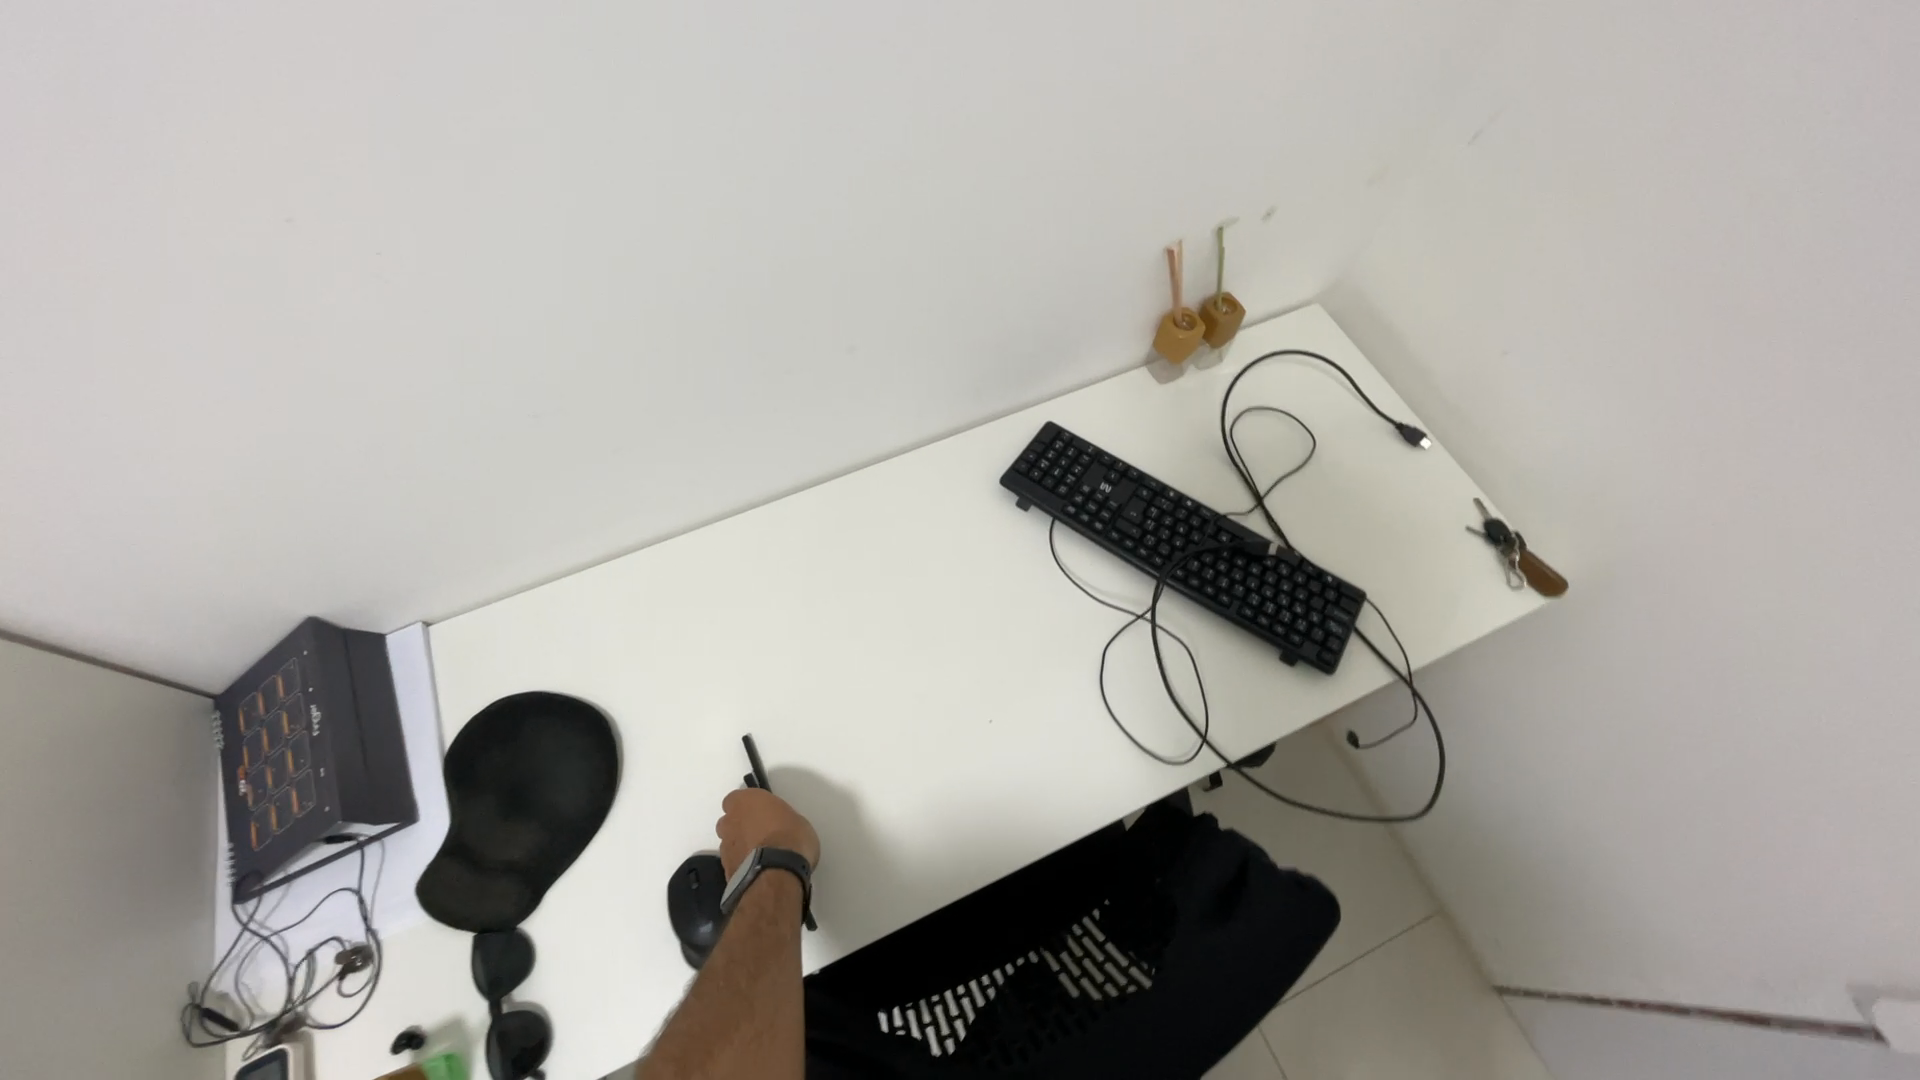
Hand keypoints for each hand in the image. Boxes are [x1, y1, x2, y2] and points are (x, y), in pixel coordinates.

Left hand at [715, 788, 820, 877]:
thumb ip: (780, 819)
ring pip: (729, 841)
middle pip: (730, 820)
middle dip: (741, 825)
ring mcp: (725, 846)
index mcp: (747, 801)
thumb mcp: (797, 820)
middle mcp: (731, 820)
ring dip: (740, 845)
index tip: (762, 812)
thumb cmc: (791, 837)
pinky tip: (757, 869)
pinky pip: (733, 861)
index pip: (737, 798)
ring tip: (760, 855)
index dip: (748, 806)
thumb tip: (779, 829)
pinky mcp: (725, 869)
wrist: (776, 874)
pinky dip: (742, 863)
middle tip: (761, 832)